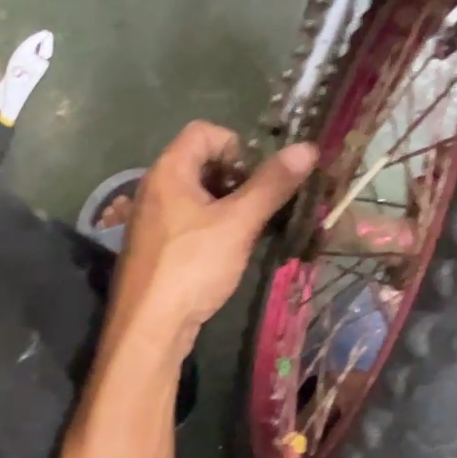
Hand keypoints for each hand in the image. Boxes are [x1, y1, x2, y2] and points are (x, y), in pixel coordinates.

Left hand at [111, 121, 316, 351]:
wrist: (149, 326)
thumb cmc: (192, 266)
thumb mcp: (238, 223)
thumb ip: (271, 185)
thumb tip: (307, 148)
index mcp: (168, 170)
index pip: (204, 131)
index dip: (236, 145)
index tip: (257, 177)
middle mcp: (155, 187)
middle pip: (201, 161)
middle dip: (237, 177)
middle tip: (260, 205)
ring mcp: (152, 218)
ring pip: (197, 194)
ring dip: (228, 204)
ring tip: (251, 229)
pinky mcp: (156, 246)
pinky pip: (189, 220)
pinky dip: (213, 225)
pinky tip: (229, 250)